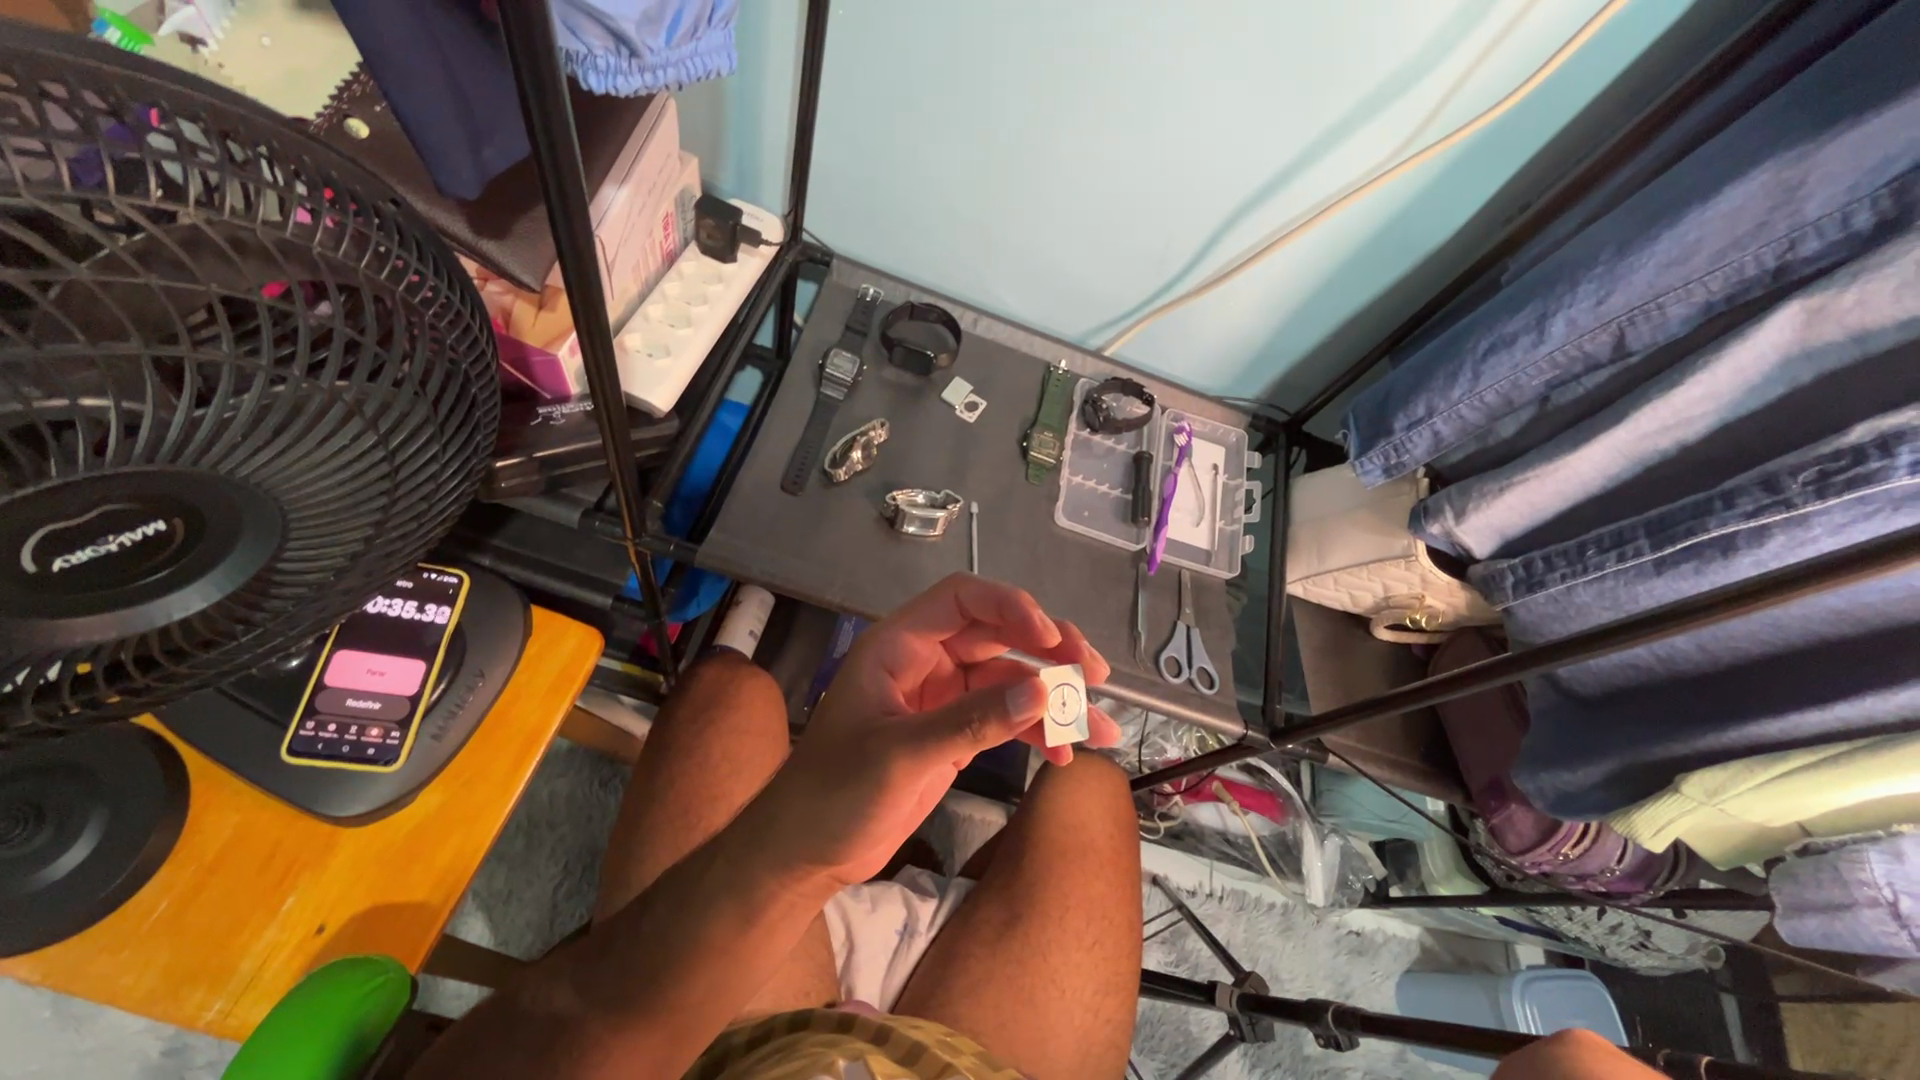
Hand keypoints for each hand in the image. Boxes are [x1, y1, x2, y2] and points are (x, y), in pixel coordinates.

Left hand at [749, 574, 1122, 885]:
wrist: (807, 853)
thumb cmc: (835, 794)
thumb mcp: (902, 755)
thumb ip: (972, 722)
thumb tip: (1045, 692)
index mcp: (899, 647)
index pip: (962, 600)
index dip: (1010, 607)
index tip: (1051, 637)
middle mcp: (925, 663)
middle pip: (997, 636)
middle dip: (1048, 651)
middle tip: (1094, 672)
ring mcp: (943, 700)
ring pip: (1010, 682)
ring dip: (1055, 700)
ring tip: (1101, 725)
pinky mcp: (955, 734)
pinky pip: (1006, 719)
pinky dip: (1038, 732)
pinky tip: (1067, 753)